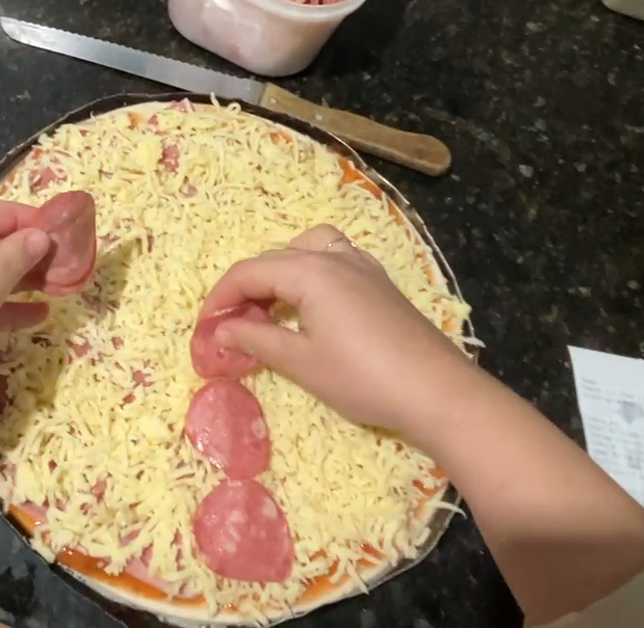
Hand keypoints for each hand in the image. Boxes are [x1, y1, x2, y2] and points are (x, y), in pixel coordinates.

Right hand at [201, 224, 480, 436]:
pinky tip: (312, 302)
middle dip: (244, 290)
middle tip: (231, 328)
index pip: (247, 273)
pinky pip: (331, 256)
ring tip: (268, 308)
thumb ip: (255, 340)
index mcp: (308, 271)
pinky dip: (309, 270)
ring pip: (302, 250)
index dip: (220, 299)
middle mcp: (331, 256)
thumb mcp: (302, 363)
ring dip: (276, 274)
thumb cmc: (364, 378)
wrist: (439, 392)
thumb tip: (219, 332)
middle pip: (271, 260)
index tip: (205, 329)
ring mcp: (359, 264)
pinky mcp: (377, 280)